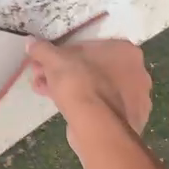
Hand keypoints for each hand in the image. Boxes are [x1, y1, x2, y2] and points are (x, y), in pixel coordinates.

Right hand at [25, 38, 153, 142]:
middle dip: (64, 72)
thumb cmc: (79, 83)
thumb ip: (43, 49)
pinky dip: (83, 104)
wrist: (96, 126)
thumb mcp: (54, 60)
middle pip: (93, 68)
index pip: (92, 46)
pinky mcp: (129, 120)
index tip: (48, 61)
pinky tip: (61, 107)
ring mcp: (136, 99)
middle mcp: (138, 73)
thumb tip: (31, 42)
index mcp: (126, 51)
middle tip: (42, 76)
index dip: (65, 53)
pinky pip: (101, 106)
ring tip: (44, 92)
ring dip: (69, 88)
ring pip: (96, 88)